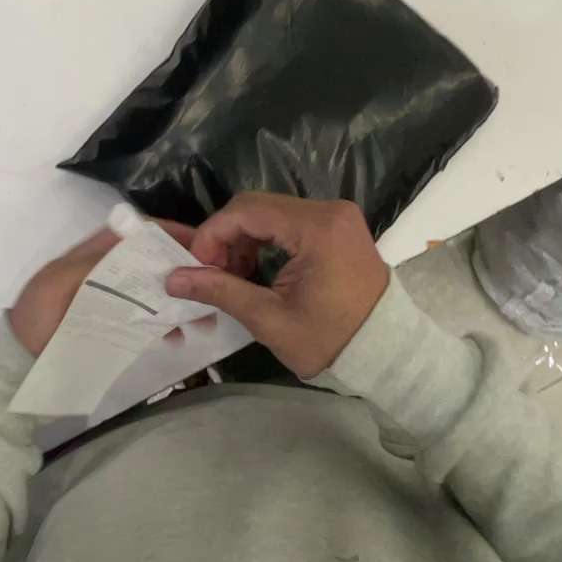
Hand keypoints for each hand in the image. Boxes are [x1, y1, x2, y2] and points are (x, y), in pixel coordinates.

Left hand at [9, 219, 198, 355]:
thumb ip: (91, 265)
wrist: (19, 361)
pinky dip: (164, 322)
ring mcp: (111, 297)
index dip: (168, 233)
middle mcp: (106, 270)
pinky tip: (176, 337)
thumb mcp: (58, 284)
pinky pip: (145, 315)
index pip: (136, 232)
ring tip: (203, 320)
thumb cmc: (36, 317)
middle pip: (152, 261)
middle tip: (213, 286)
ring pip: (153, 289)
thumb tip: (131, 249)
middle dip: (184, 270)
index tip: (200, 245)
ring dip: (179, 298)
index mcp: (92, 253)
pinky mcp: (112, 322)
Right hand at [165, 194, 389, 377]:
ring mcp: (336, 216)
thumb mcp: (270, 319)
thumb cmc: (331, 341)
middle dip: (224, 238)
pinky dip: (263, 240)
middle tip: (210, 274)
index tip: (196, 268)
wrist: (388, 354)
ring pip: (268, 212)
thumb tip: (172, 278)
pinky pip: (287, 221)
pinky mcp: (337, 226)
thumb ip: (220, 291)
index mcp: (316, 229)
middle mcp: (328, 211)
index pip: (245, 211)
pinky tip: (253, 269)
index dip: (211, 235)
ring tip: (230, 276)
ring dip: (241, 239)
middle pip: (255, 207)